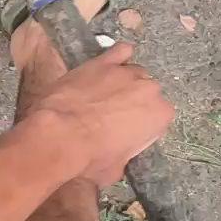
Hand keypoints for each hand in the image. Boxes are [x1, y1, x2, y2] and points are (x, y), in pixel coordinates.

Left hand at [17, 42, 172, 184]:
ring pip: (132, 73)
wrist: (60, 135)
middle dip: (132, 101)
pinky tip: (109, 62)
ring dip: (122, 82)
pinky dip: (116, 56)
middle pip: (146, 92)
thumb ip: (124, 157)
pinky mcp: (102, 63)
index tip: (126, 130)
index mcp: (160, 115)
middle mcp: (149, 89)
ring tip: (103, 93)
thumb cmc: (90, 156)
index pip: (157, 115)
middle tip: (111, 114)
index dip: (141, 123)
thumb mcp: (115, 169)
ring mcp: (125, 73)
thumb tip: (116, 159)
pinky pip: (118, 51)